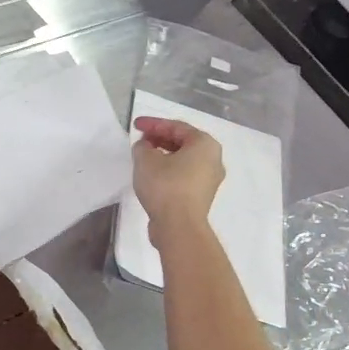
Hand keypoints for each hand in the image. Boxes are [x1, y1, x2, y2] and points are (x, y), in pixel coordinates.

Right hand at [131, 116, 223, 237]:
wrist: (179, 226)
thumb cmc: (165, 186)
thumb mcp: (145, 160)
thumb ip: (142, 147)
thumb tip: (145, 147)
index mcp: (205, 144)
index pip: (176, 126)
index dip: (153, 124)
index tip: (135, 124)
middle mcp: (213, 158)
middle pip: (184, 142)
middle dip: (160, 139)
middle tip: (140, 140)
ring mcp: (210, 179)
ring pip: (185, 159)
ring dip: (164, 155)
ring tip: (145, 157)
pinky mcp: (202, 195)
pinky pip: (185, 175)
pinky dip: (170, 170)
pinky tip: (154, 175)